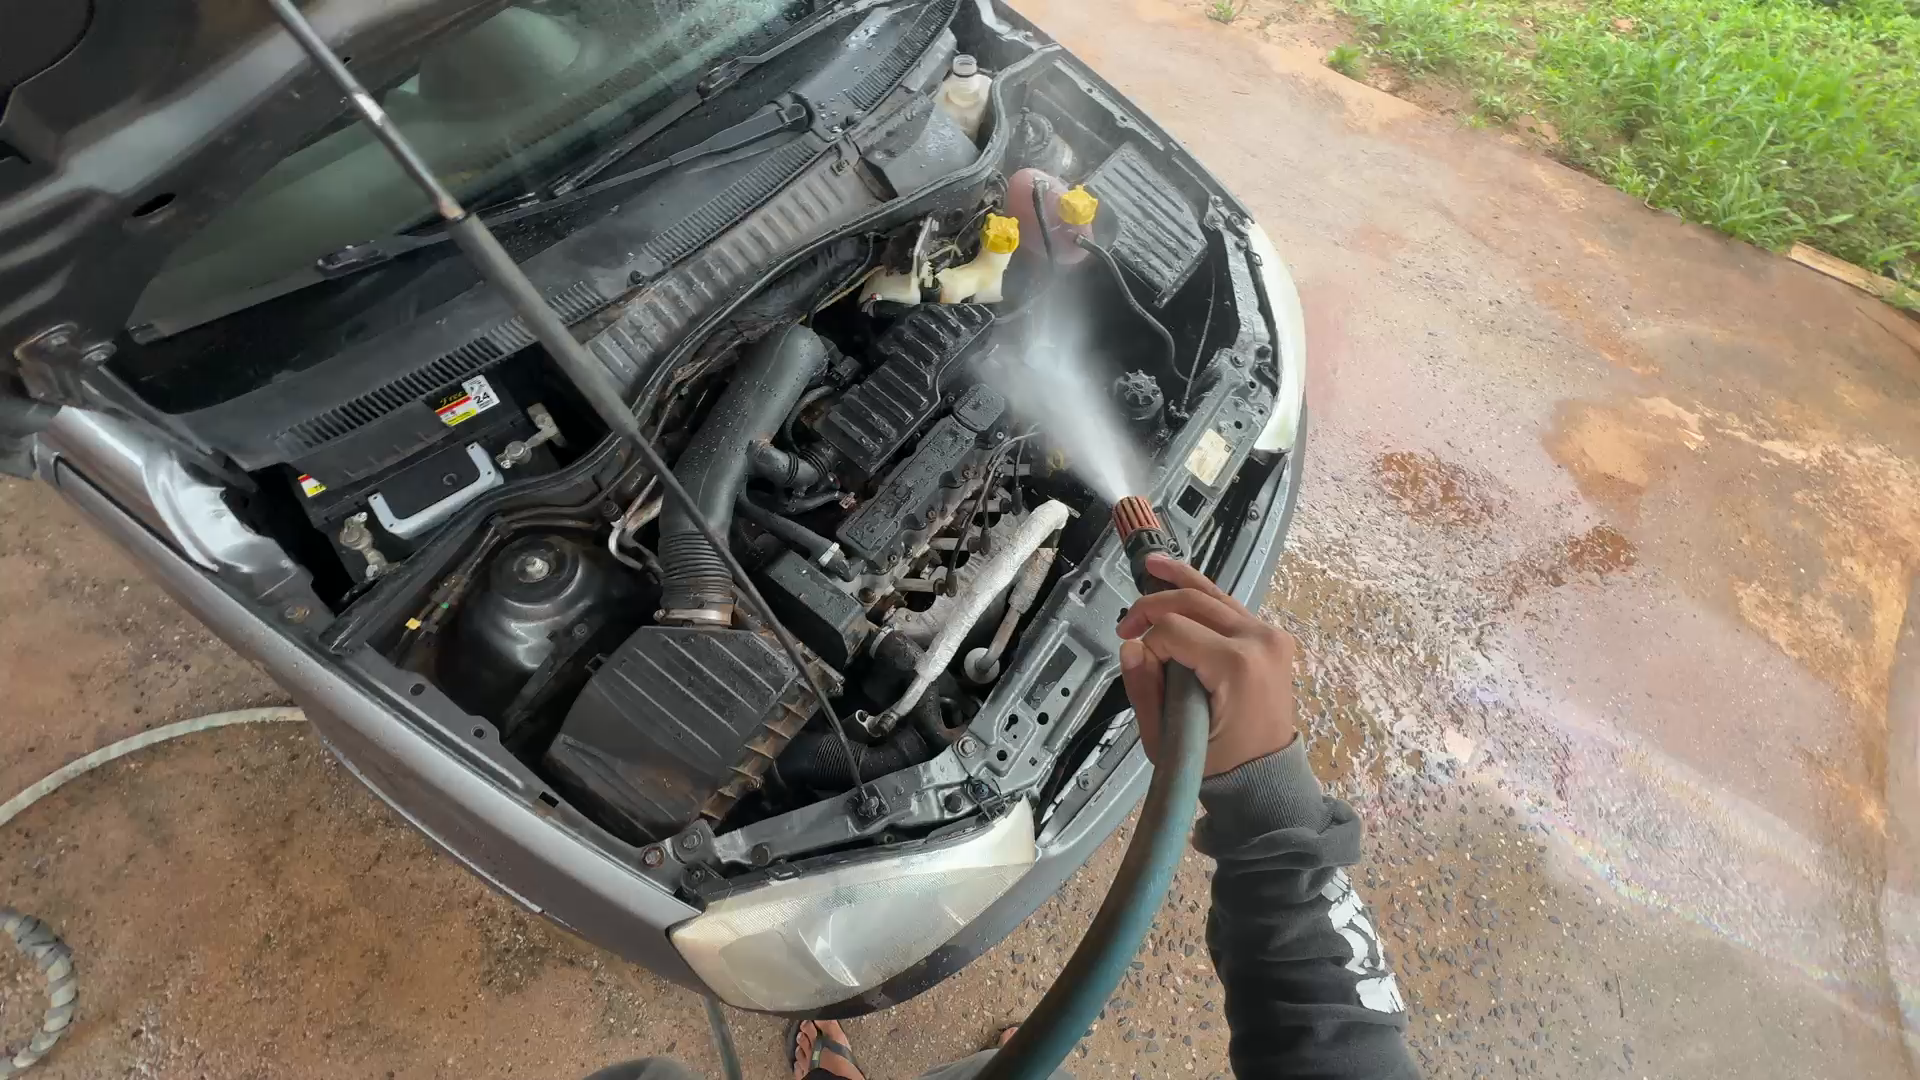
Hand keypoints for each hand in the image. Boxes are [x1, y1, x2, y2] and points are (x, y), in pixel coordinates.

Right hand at [1116, 554, 1297, 776]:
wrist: (1267, 781)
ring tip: (1150, 564)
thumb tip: (1130, 647)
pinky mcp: (1270, 638)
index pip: (1173, 631)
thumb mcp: (1167, 739)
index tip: (1140, 668)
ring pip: (1214, 593)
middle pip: (1193, 602)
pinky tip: (1176, 578)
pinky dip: (1200, 592)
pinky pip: (1227, 606)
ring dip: (1178, 579)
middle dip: (1152, 607)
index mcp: (1236, 666)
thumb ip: (1144, 689)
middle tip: (1126, 625)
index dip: (1147, 644)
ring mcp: (1269, 636)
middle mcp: (1258, 640)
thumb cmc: (1216, 765)